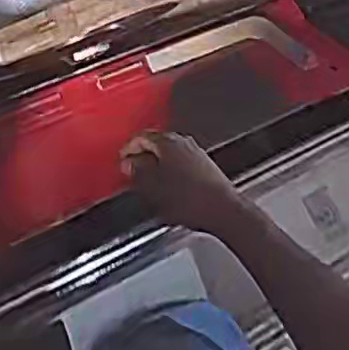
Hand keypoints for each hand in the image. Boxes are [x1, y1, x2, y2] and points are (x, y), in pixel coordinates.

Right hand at [121, 131, 251, 234]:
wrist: (225, 212)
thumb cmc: (191, 198)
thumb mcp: (153, 186)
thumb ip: (137, 171)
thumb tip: (129, 164)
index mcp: (167, 141)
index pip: (140, 137)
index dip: (128, 149)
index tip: (123, 160)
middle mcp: (182, 142)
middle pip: (156, 143)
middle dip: (143, 156)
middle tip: (134, 170)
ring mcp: (196, 153)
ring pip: (169, 154)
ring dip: (158, 164)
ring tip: (151, 182)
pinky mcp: (206, 167)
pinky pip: (181, 163)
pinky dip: (172, 171)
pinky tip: (171, 188)